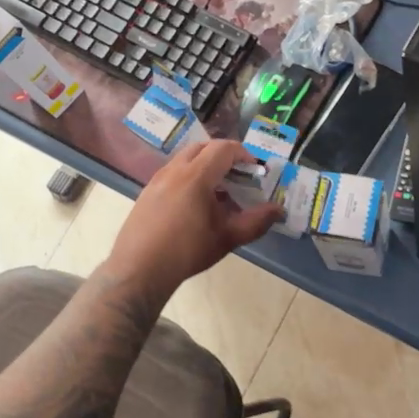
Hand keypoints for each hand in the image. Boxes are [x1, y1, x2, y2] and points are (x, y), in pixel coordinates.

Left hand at [108, 140, 282, 291]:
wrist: (139, 269)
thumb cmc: (187, 251)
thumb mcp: (228, 237)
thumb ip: (256, 221)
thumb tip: (278, 210)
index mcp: (196, 176)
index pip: (223, 149)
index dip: (244, 154)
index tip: (256, 171)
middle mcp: (174, 170)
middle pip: (202, 148)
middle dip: (224, 156)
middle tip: (239, 177)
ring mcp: (157, 180)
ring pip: (185, 160)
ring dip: (206, 167)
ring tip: (219, 194)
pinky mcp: (147, 193)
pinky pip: (173, 174)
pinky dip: (190, 178)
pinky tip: (196, 206)